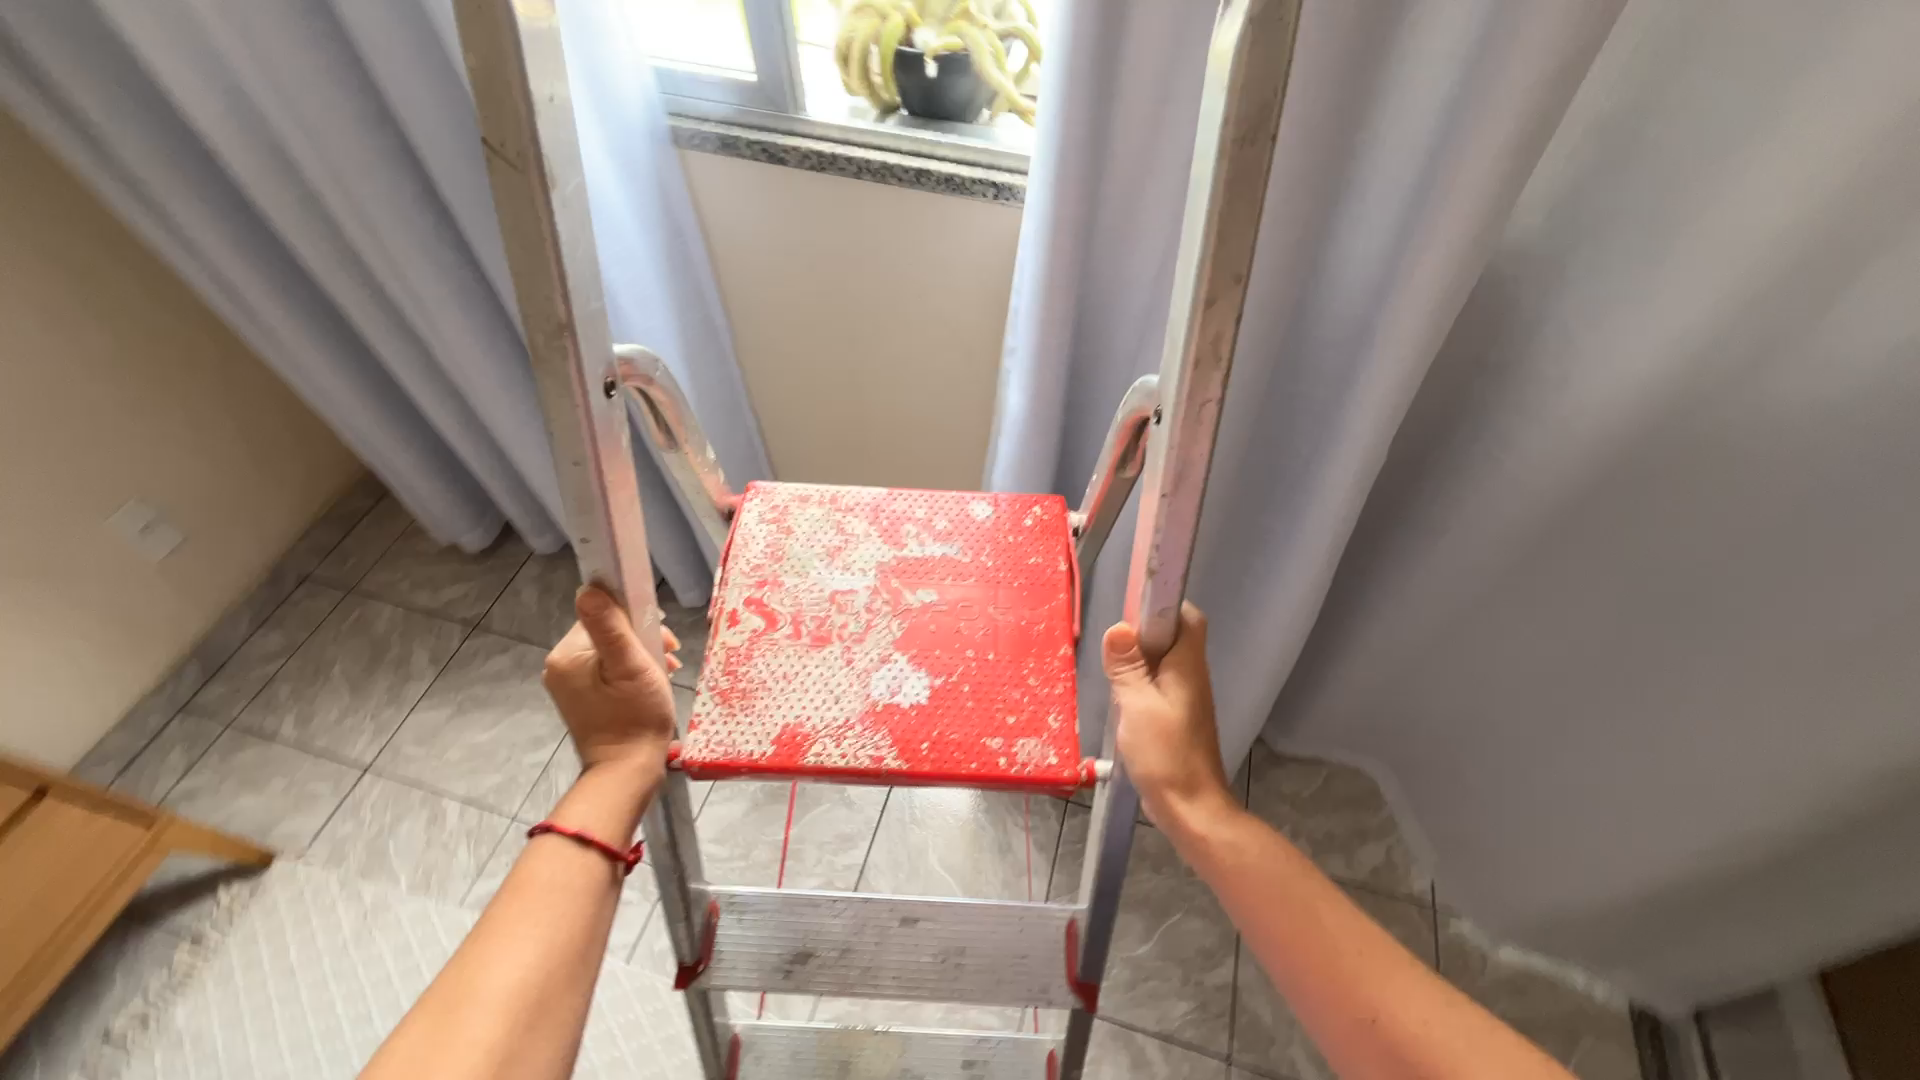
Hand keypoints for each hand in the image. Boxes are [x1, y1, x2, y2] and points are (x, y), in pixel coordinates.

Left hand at [542, 586, 680, 774]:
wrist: (628, 770)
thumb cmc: (635, 717)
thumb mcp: (630, 666)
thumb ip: (610, 627)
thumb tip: (589, 587)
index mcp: (567, 655)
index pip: (601, 614)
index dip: (634, 617)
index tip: (662, 636)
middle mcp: (560, 666)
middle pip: (606, 631)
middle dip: (642, 636)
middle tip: (670, 655)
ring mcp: (570, 683)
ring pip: (611, 649)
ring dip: (641, 652)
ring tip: (667, 669)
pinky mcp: (583, 697)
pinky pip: (609, 668)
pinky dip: (632, 669)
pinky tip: (653, 680)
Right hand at [1104, 602, 1235, 832]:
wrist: (1191, 809)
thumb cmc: (1166, 755)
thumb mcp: (1137, 706)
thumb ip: (1126, 667)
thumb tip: (1118, 627)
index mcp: (1187, 665)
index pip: (1185, 616)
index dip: (1161, 606)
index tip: (1130, 612)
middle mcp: (1191, 674)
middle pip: (1170, 637)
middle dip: (1140, 635)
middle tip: (1113, 648)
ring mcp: (1185, 696)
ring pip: (1161, 662)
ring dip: (1136, 662)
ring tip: (1111, 673)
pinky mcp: (1176, 715)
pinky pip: (1156, 684)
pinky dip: (1137, 684)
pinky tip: (1119, 699)